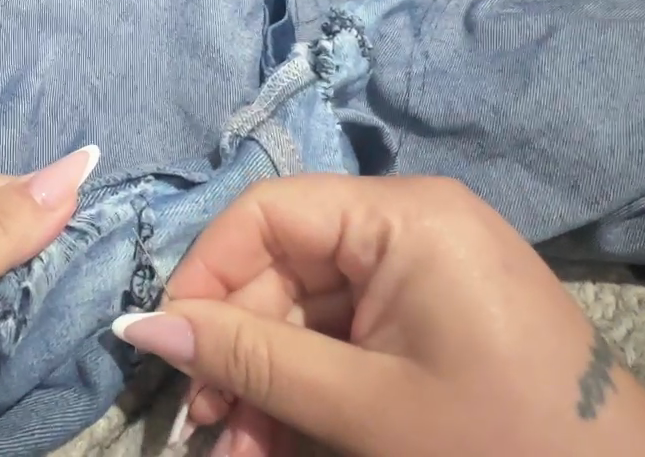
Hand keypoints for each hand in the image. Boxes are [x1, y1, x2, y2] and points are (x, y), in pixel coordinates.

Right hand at [111, 175, 644, 456]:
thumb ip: (250, 359)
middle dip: (239, 344)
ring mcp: (422, 266)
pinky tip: (279, 440)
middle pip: (284, 264)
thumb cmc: (503, 450)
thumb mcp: (363, 408)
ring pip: (308, 307)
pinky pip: (345, 332)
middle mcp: (408, 221)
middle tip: (206, 424)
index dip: (207, 271)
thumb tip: (140, 327)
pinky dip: (309, 384)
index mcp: (403, 214)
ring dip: (267, 376)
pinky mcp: (430, 310)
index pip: (269, 211)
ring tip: (238, 449)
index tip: (168, 341)